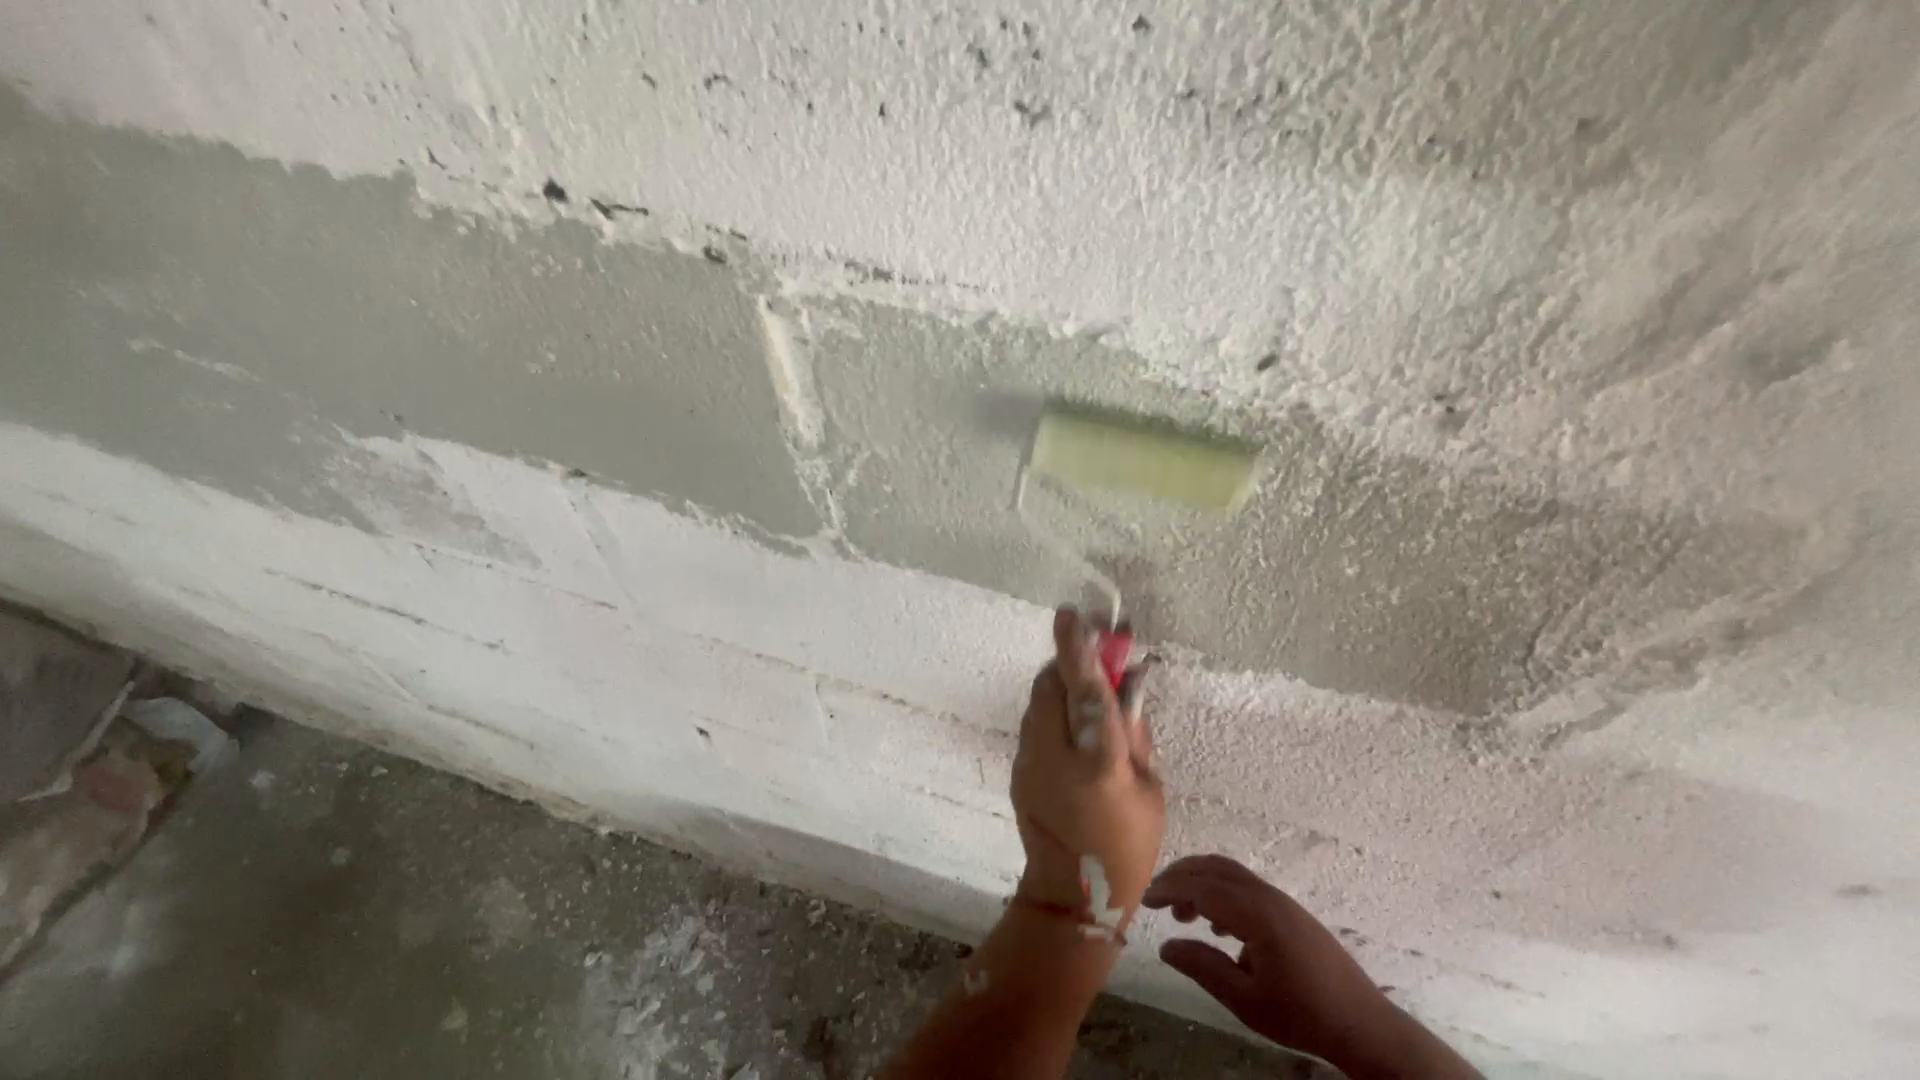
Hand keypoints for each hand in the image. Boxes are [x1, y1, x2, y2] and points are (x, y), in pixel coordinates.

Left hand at [1010, 608, 1163, 932]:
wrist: (1072, 894)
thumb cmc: (1128, 844)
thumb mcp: (1149, 787)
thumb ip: (1135, 730)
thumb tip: (1128, 679)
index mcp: (1099, 764)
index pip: (1086, 693)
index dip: (1079, 650)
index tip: (1072, 613)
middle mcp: (1056, 756)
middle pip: (1051, 684)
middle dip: (1070, 660)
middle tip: (1093, 649)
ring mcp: (1030, 762)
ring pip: (1039, 701)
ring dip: (1061, 684)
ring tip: (1088, 688)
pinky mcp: (1018, 769)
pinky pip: (1035, 723)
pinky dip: (1053, 710)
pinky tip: (1074, 723)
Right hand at [1144, 855, 1394, 1063]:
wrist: (1363, 1024)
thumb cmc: (1303, 1015)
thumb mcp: (1245, 1000)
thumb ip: (1203, 967)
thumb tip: (1166, 946)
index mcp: (1257, 914)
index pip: (1201, 887)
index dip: (1168, 889)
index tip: (1144, 900)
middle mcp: (1268, 896)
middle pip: (1214, 869)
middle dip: (1180, 877)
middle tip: (1155, 899)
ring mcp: (1282, 901)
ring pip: (1230, 873)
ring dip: (1200, 882)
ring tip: (1181, 915)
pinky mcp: (1289, 911)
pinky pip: (1245, 886)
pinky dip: (1220, 891)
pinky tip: (1216, 925)